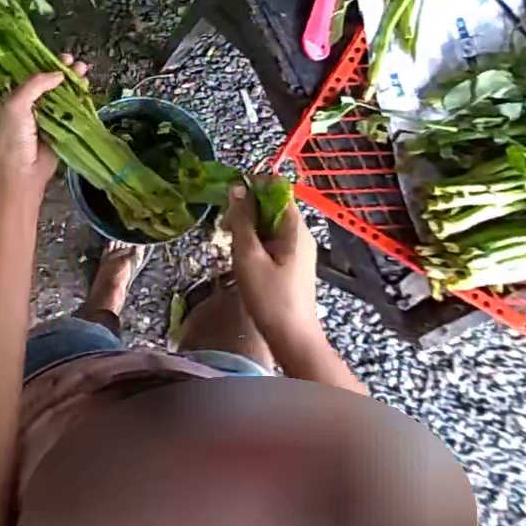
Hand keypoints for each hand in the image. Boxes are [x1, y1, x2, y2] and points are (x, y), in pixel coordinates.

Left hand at [0, 54, 86, 191]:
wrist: (23, 171)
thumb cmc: (14, 138)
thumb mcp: (16, 105)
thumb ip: (35, 85)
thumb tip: (58, 74)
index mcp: (17, 97)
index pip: (35, 76)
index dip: (48, 65)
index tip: (63, 58)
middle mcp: (33, 105)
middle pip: (52, 83)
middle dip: (65, 72)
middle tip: (77, 63)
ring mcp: (48, 117)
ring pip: (64, 95)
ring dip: (74, 83)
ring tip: (85, 72)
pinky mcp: (61, 128)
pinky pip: (72, 111)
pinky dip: (80, 100)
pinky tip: (85, 90)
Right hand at [224, 184, 319, 343]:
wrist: (292, 339)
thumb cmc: (270, 297)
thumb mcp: (248, 256)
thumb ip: (242, 220)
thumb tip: (237, 188)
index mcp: (295, 227)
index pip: (277, 188)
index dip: (253, 186)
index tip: (230, 198)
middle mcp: (300, 233)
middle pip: (273, 205)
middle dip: (248, 208)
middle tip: (225, 225)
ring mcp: (298, 249)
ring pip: (270, 223)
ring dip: (249, 225)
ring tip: (230, 239)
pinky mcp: (291, 264)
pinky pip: (272, 240)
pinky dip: (255, 240)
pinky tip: (241, 255)